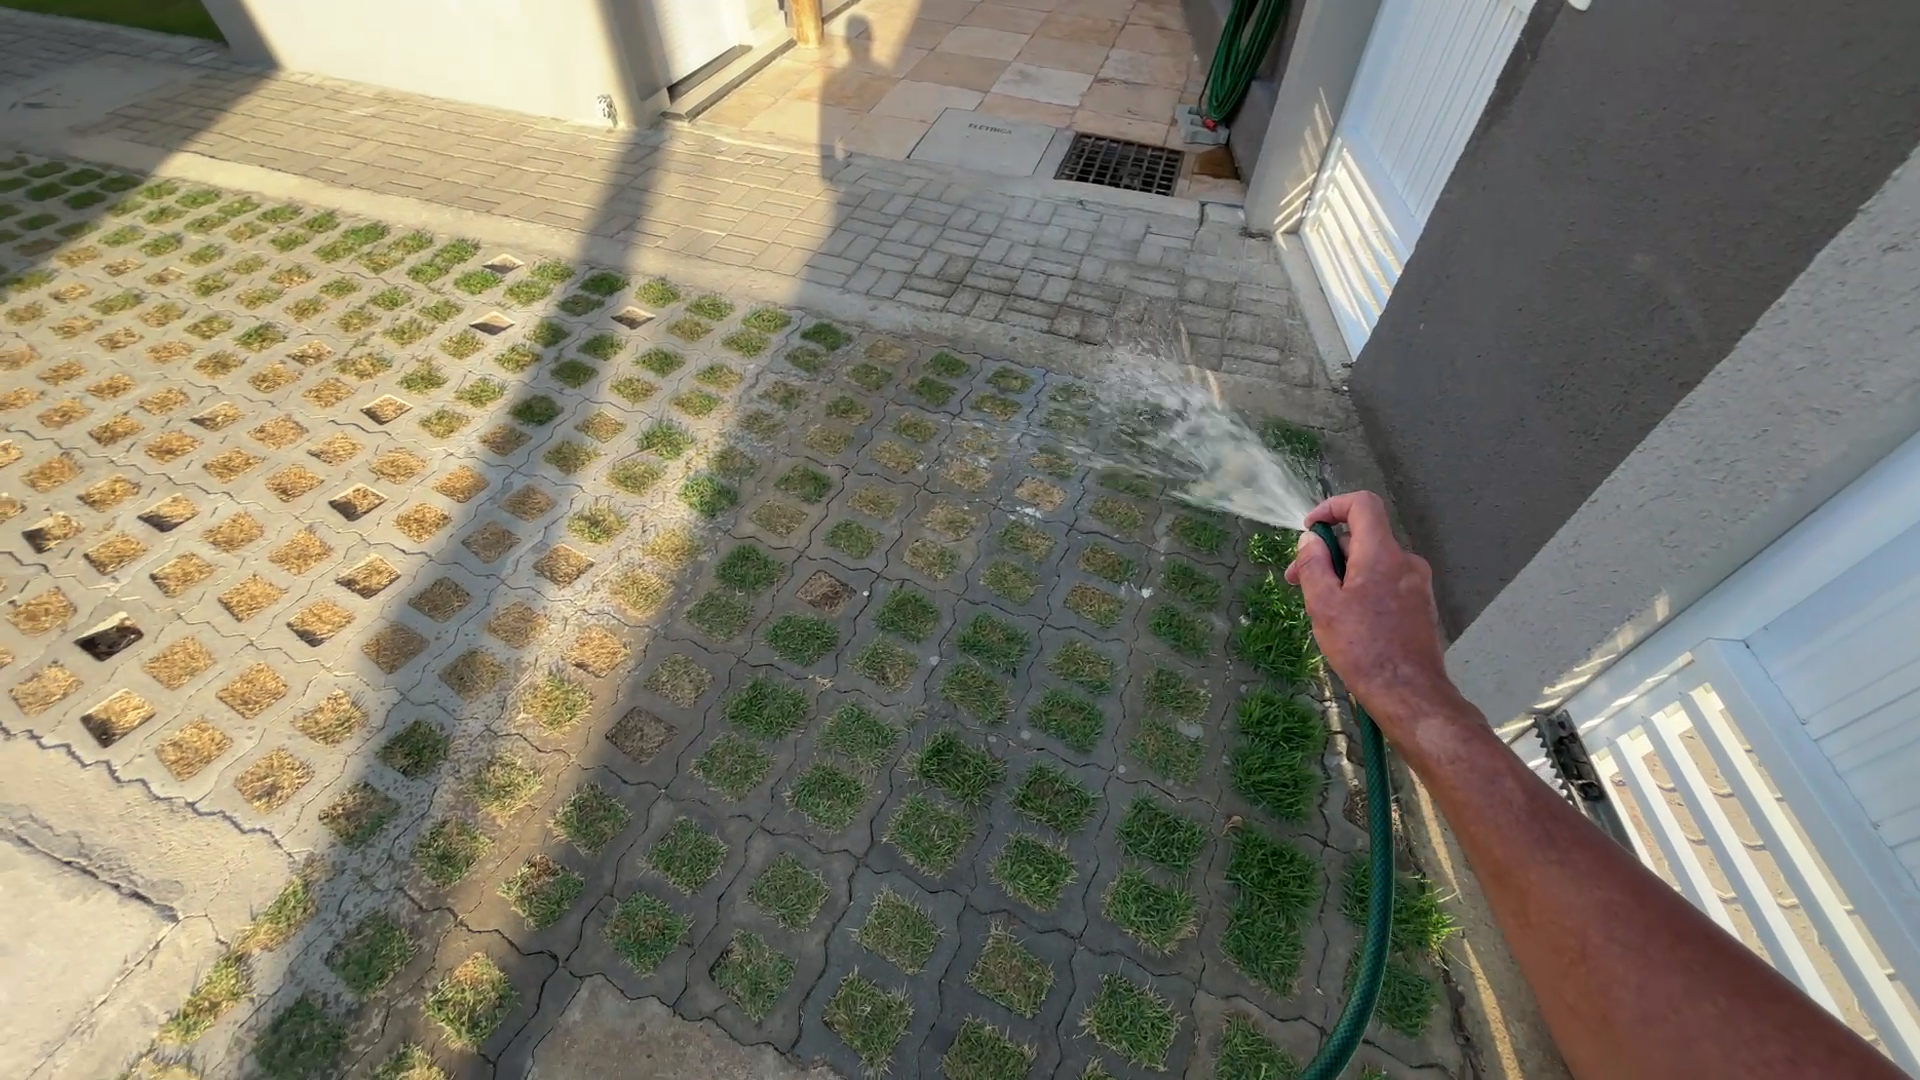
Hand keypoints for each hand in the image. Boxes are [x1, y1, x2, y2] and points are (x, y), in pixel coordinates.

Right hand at [1284, 492, 1464, 731]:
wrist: (1408, 692)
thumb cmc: (1360, 646)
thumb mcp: (1323, 604)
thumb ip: (1314, 565)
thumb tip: (1311, 541)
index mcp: (1382, 554)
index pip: (1362, 504)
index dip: (1331, 508)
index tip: (1309, 531)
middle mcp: (1405, 561)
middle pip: (1361, 538)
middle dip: (1326, 552)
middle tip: (1296, 581)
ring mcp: (1416, 584)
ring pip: (1371, 563)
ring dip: (1340, 574)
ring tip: (1318, 606)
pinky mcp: (1419, 605)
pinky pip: (1384, 582)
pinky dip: (1359, 588)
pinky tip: (1345, 620)